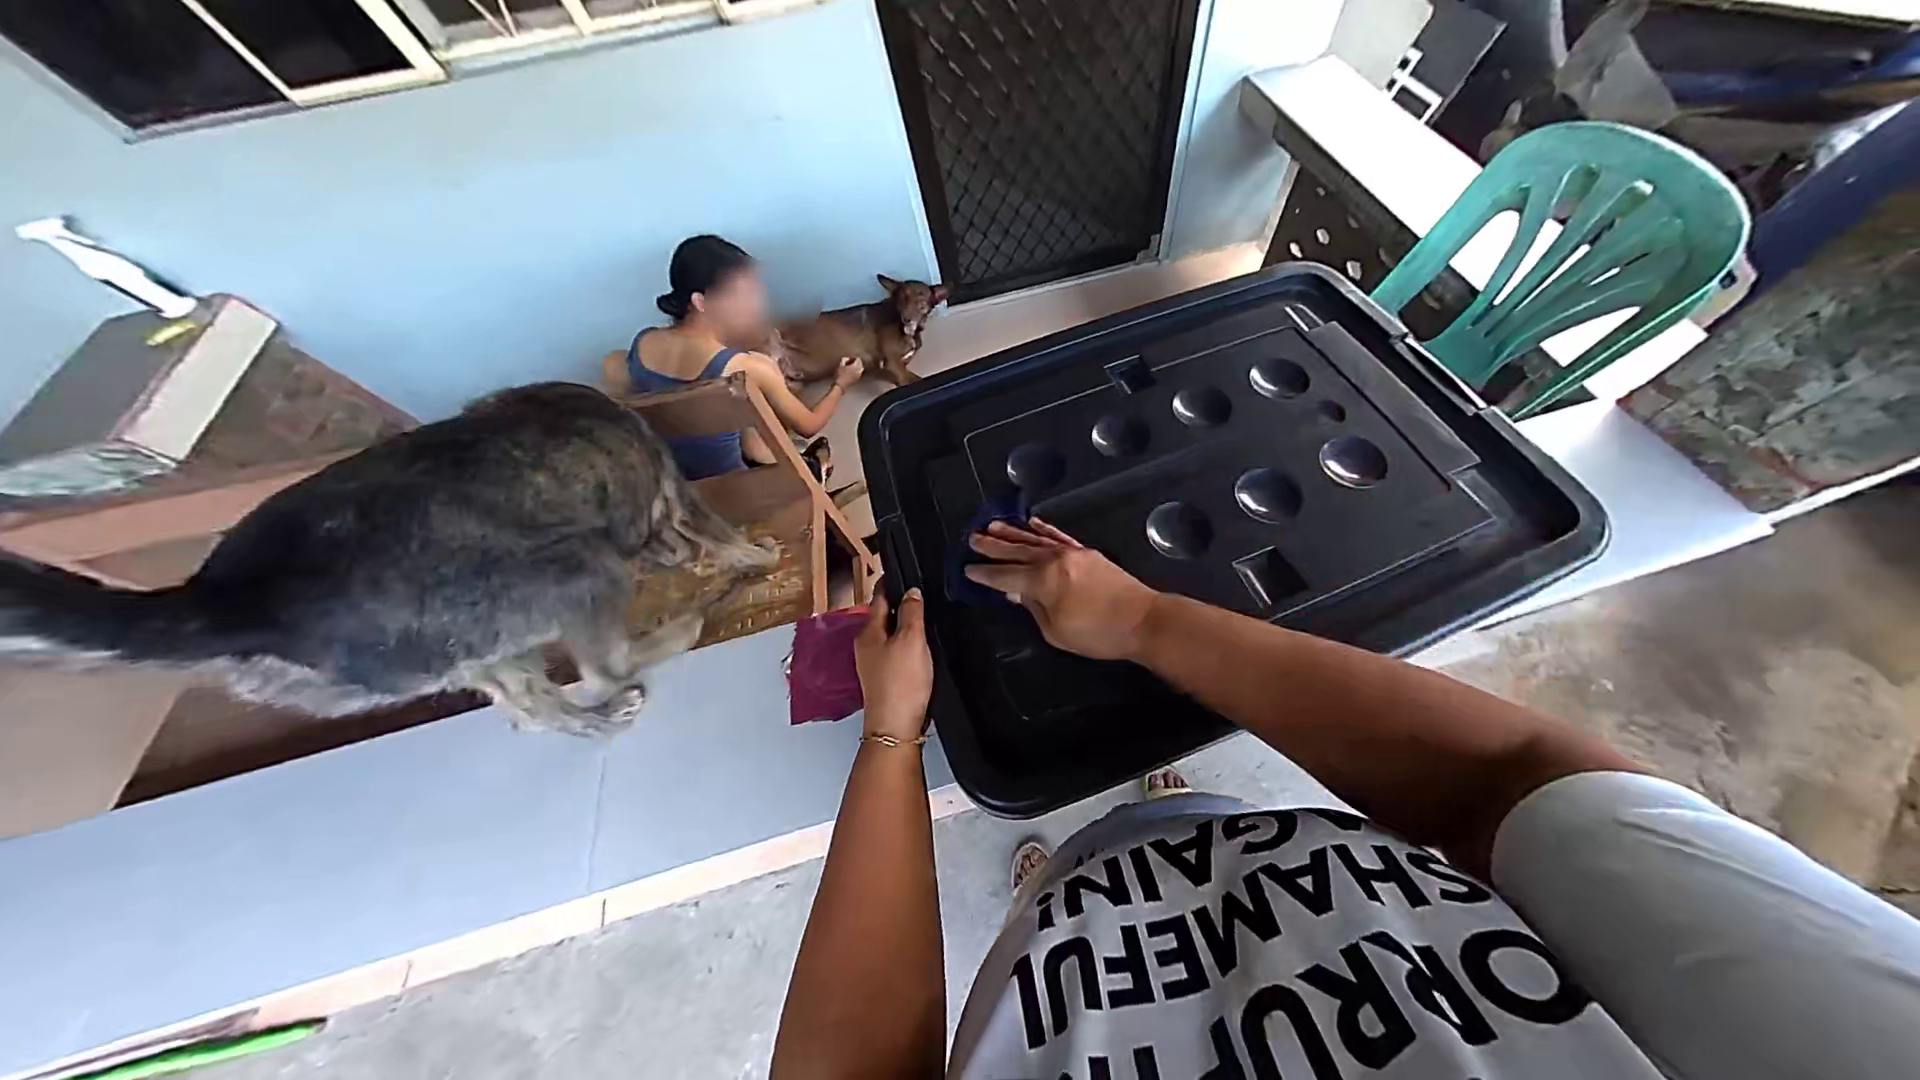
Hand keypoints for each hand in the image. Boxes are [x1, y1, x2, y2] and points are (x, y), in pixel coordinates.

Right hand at [833, 356, 865, 387]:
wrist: (841, 385)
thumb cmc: (840, 374)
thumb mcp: (841, 365)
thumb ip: (844, 360)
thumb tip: (847, 358)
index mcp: (855, 366)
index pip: (858, 359)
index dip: (855, 358)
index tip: (851, 358)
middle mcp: (859, 370)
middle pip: (861, 364)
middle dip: (857, 362)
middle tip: (852, 361)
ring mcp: (859, 375)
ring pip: (861, 368)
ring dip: (858, 366)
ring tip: (852, 366)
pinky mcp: (857, 378)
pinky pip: (860, 372)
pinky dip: (858, 370)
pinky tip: (852, 371)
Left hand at [855, 586, 931, 741]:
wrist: (896, 727)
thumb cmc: (902, 681)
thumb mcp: (911, 640)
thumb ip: (911, 612)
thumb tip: (910, 591)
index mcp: (868, 631)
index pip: (879, 598)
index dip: (891, 582)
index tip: (902, 569)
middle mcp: (866, 645)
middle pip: (883, 615)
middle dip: (900, 602)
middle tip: (922, 590)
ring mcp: (874, 663)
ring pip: (890, 634)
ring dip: (904, 623)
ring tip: (926, 613)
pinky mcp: (885, 678)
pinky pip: (896, 650)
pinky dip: (907, 642)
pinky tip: (922, 644)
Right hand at [965, 519, 1159, 661]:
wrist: (1144, 620)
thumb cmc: (1098, 634)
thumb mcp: (1056, 631)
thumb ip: (1033, 608)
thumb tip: (1016, 593)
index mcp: (1042, 581)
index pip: (1005, 576)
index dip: (984, 574)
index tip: (968, 568)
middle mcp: (1053, 560)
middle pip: (1016, 551)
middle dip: (992, 545)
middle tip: (972, 538)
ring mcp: (1071, 553)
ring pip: (1034, 539)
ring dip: (1011, 532)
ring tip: (992, 526)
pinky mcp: (1086, 552)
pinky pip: (1058, 536)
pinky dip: (1043, 528)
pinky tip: (1031, 522)